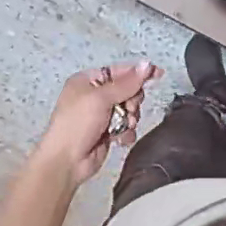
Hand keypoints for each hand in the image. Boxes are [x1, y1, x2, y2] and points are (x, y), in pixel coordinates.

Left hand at [30, 61, 160, 186]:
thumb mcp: (101, 98)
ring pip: (129, 110)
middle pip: (127, 90)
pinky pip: (125, 126)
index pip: (118, 71)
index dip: (137, 73)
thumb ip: (126, 83)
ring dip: (129, 119)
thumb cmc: (78, 124)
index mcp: (87, 80)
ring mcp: (100, 114)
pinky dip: (126, 132)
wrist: (67, 161)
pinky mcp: (106, 132)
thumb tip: (146, 64)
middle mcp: (94, 95)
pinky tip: (120, 138)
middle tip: (128, 110)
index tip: (157, 74)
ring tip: (122, 126)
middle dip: (131, 101)